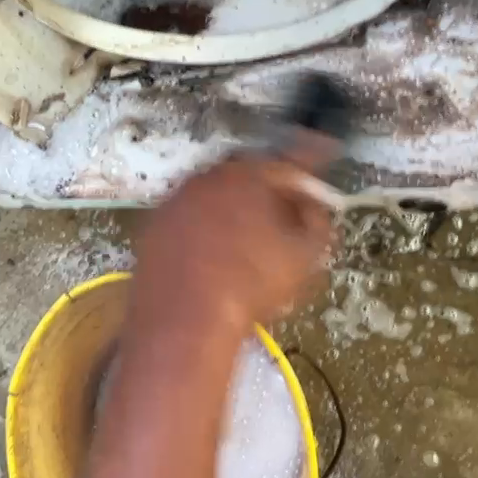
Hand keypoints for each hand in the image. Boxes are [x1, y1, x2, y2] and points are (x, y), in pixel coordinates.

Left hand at [128, 135, 338, 341]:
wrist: (184, 316)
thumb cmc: (252, 284)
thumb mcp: (304, 255)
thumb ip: (315, 220)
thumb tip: (311, 206)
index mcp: (249, 175)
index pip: (288, 162)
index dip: (309, 163)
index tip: (323, 164)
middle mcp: (208, 178)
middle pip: (246, 174)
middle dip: (267, 187)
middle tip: (284, 209)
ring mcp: (176, 200)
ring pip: (213, 195)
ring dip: (232, 207)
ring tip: (247, 236)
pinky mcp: (153, 225)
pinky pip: (187, 218)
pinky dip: (203, 227)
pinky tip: (211, 251)